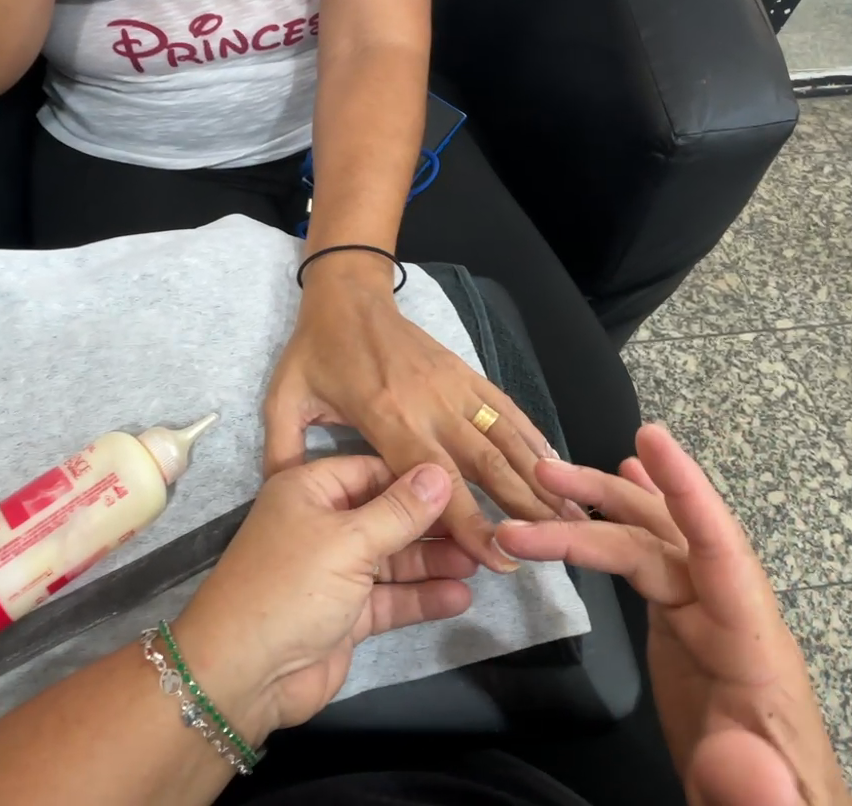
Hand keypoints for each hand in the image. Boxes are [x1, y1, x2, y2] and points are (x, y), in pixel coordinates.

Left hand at [170, 456, 473, 737]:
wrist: (243, 674)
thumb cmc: (292, 587)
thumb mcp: (348, 541)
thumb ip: (399, 510)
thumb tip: (440, 470)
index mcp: (311, 490)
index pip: (374, 471)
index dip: (417, 479)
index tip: (466, 487)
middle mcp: (322, 523)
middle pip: (387, 515)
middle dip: (432, 525)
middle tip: (484, 532)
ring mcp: (334, 570)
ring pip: (392, 559)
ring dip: (432, 562)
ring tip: (481, 565)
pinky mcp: (345, 613)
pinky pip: (389, 597)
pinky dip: (420, 597)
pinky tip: (459, 597)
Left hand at [265, 260, 582, 572]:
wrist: (348, 294)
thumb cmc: (315, 351)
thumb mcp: (283, 400)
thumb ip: (283, 450)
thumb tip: (280, 500)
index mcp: (385, 416)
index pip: (432, 477)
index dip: (467, 520)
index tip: (498, 558)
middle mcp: (429, 404)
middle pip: (483, 463)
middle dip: (520, 508)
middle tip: (553, 548)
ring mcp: (454, 386)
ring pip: (505, 437)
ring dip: (539, 477)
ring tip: (572, 513)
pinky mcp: (466, 373)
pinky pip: (507, 408)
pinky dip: (534, 436)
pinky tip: (557, 463)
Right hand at [495, 425, 851, 805]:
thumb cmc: (776, 805)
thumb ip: (760, 790)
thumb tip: (739, 759)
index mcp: (751, 647)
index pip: (720, 552)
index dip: (687, 491)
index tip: (651, 439)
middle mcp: (727, 613)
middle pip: (662, 536)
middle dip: (602, 501)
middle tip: (541, 475)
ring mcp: (704, 616)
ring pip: (649, 539)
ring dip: (601, 502)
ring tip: (550, 474)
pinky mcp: (684, 626)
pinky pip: (651, 559)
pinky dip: (633, 516)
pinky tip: (624, 482)